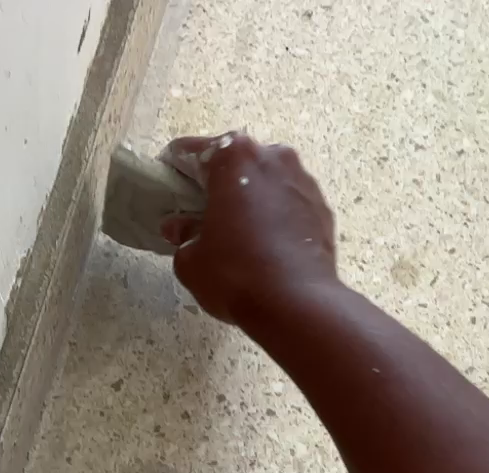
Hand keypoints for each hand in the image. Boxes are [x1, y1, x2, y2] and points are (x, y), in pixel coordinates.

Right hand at [158, 132, 339, 324]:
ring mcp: (303, 180)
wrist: (297, 303)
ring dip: (249, 199)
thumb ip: (181, 235)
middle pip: (235, 163)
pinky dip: (274, 217)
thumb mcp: (191, 260)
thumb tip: (178, 227)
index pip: (194, 152)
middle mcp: (273, 156)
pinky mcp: (321, 207)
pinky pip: (288, 205)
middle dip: (217, 183)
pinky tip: (264, 245)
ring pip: (266, 182)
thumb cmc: (235, 275)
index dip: (176, 167)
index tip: (167, 181)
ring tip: (236, 231)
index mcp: (234, 157)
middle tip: (200, 211)